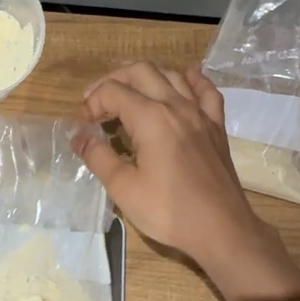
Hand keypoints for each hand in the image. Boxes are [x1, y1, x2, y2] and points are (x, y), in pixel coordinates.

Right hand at [75, 62, 264, 267]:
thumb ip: (99, 157)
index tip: (81, 127)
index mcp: (151, 119)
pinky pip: (205, 91)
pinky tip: (184, 78)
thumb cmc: (168, 211)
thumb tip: (79, 137)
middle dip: (113, 80)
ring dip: (145, 77)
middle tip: (96, 103)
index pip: (114, 92)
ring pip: (171, 75)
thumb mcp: (123, 188)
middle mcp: (177, 106)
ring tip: (128, 94)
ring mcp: (200, 113)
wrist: (220, 228)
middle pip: (141, 72)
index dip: (91, 103)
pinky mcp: (216, 126)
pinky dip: (191, 79)